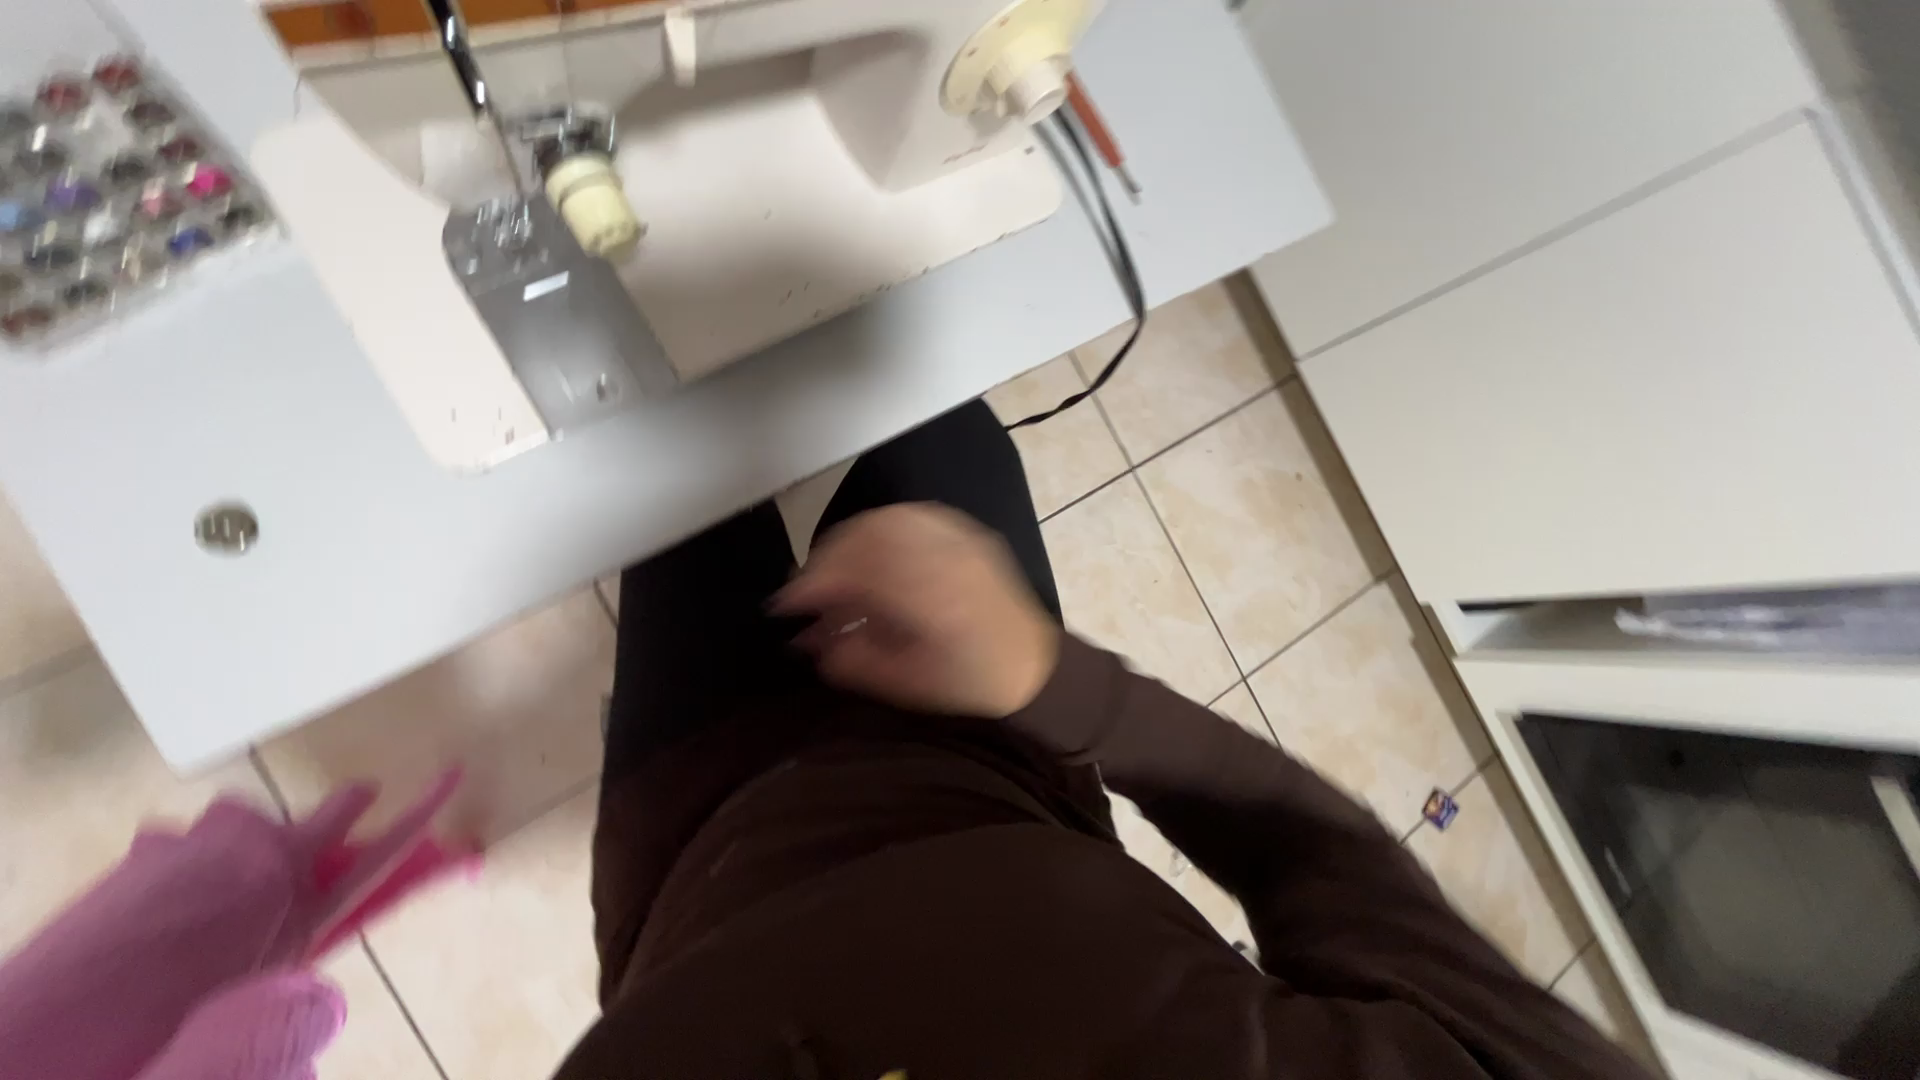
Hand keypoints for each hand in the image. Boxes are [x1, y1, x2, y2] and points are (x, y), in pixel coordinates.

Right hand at [773, 503, 1059, 716]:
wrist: (1034, 671)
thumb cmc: (972, 686)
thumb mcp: (906, 685)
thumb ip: (853, 660)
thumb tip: (810, 641)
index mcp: (931, 600)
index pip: (856, 572)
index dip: (812, 583)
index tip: (787, 604)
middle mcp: (946, 559)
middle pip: (867, 537)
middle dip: (825, 560)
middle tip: (808, 592)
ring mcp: (960, 541)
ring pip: (887, 520)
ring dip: (849, 542)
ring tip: (834, 574)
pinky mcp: (967, 536)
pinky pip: (913, 517)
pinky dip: (879, 530)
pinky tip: (869, 555)